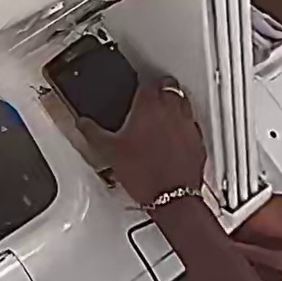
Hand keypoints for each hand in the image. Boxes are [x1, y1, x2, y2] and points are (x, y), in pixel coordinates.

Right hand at [78, 79, 206, 207]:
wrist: (172, 198)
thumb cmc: (145, 173)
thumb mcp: (109, 151)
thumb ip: (93, 132)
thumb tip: (83, 123)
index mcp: (149, 106)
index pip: (148, 82)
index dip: (141, 83)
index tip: (136, 89)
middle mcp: (171, 110)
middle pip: (169, 86)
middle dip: (159, 88)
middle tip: (149, 96)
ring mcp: (187, 125)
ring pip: (184, 101)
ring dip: (173, 103)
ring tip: (161, 112)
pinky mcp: (198, 141)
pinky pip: (192, 124)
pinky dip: (183, 125)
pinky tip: (174, 135)